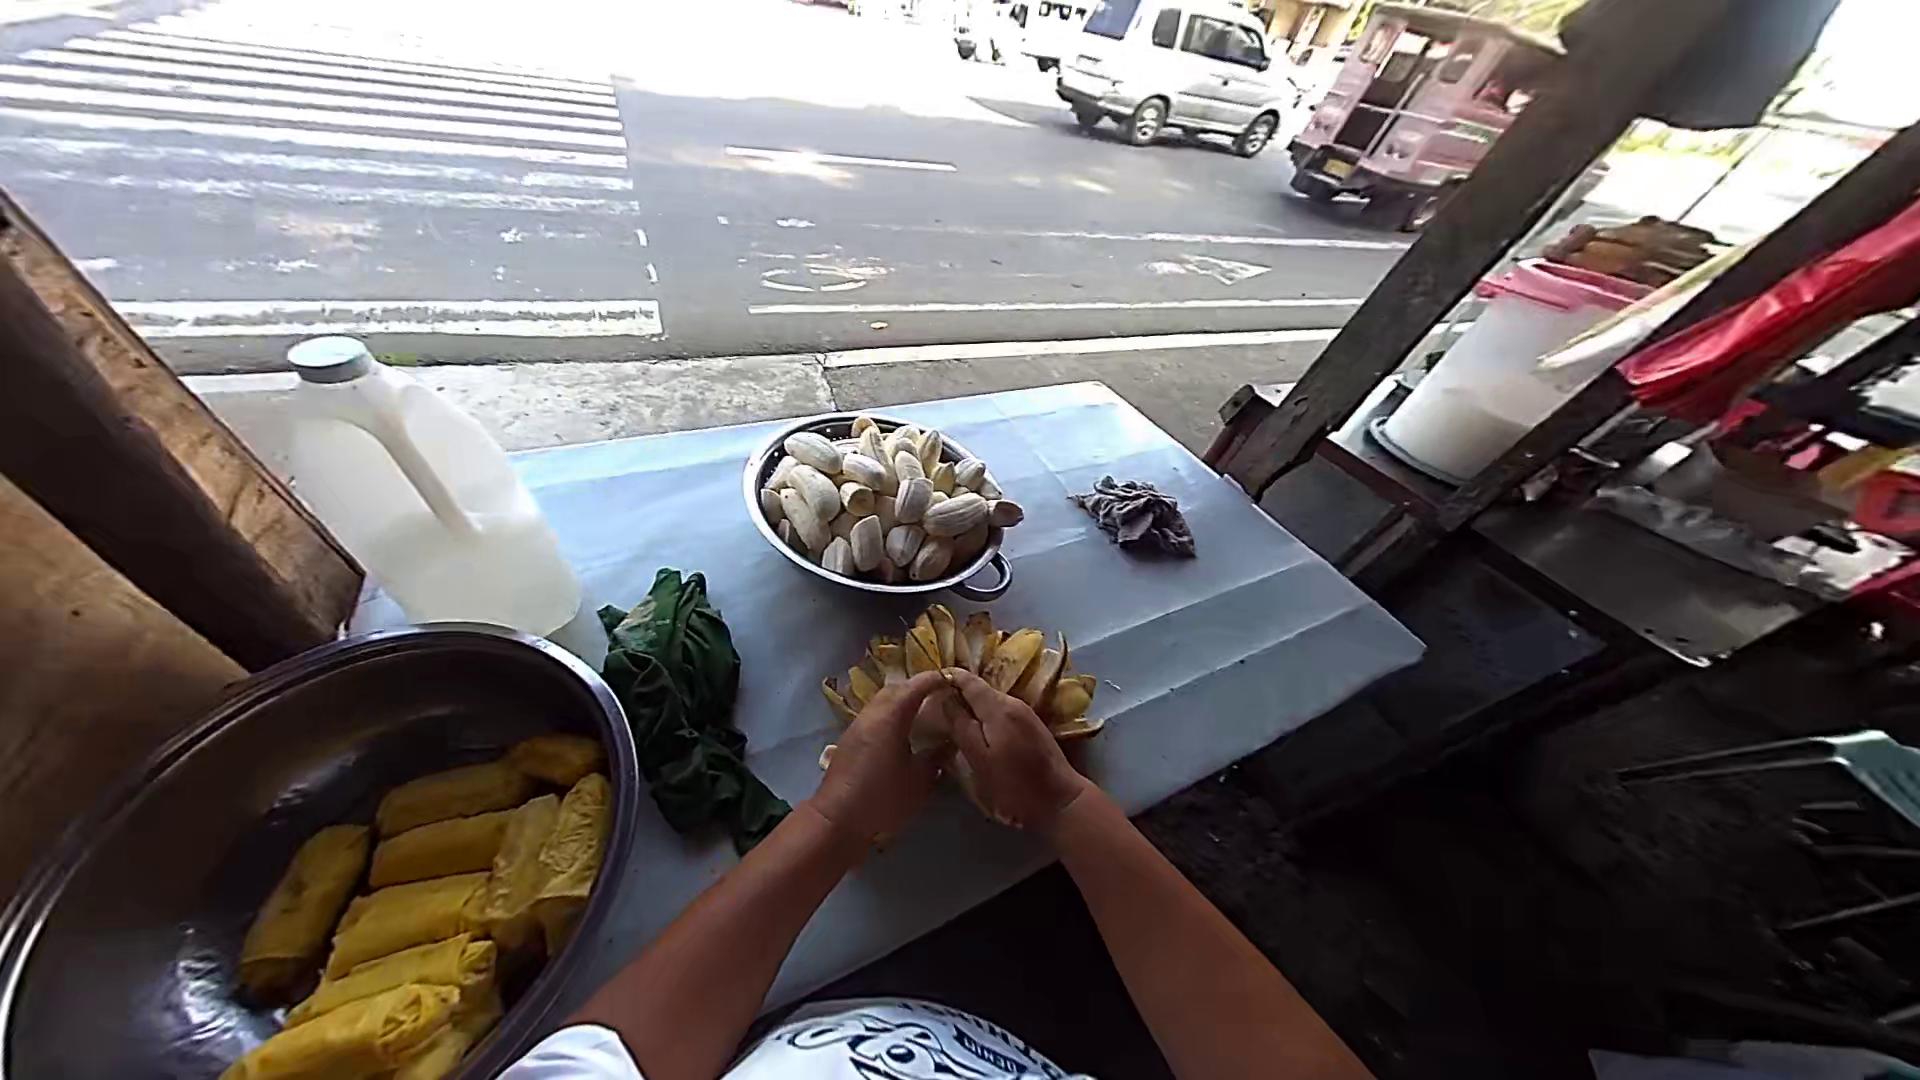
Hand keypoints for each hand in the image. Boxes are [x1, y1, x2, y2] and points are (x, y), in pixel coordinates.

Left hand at [808, 671, 949, 849]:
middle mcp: (873, 713)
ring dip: (902, 699)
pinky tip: (901, 730)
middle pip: (897, 688)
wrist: (838, 819)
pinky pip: (875, 713)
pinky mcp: (850, 737)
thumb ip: (936, 758)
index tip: (952, 680)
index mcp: (891, 717)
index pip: (916, 686)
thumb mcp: (919, 781)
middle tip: (939, 695)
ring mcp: (858, 724)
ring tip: (922, 711)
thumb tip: (950, 742)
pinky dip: (891, 712)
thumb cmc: (882, 798)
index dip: (935, 680)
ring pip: (883, 700)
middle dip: (918, 687)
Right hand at [946, 669, 1091, 831]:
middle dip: (958, 692)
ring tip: (951, 718)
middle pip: (980, 689)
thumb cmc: (1014, 785)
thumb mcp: (979, 759)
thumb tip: (946, 699)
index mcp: (998, 707)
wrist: (1060, 801)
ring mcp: (1025, 712)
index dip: (948, 677)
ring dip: (972, 706)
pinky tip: (977, 730)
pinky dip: (985, 715)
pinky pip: (1001, 711)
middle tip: (935, 705)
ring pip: (990, 700)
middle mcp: (1013, 702)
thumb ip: (961, 726)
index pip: (969, 680)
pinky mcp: (1031, 725)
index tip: (929, 682)